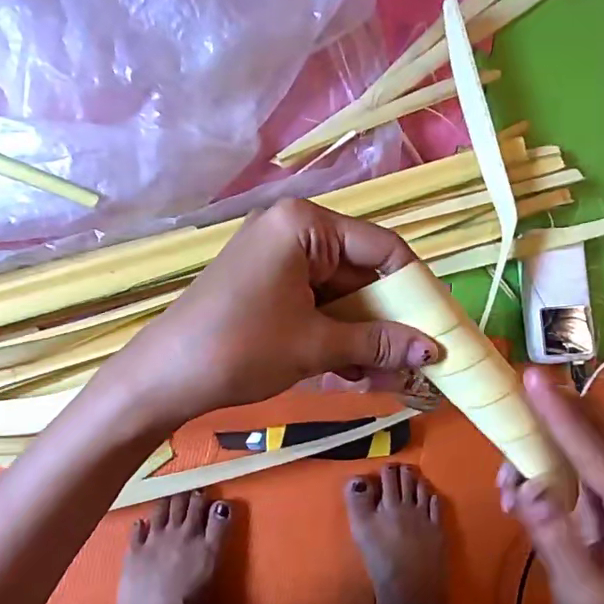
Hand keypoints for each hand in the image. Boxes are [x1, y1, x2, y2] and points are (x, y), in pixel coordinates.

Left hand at [98, 199, 439, 430]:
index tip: (439, 325)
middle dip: (388, 318)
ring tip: (389, 374)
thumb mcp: (316, 345)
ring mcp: (276, 258)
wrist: (163, 378)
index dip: (416, 288)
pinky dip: (335, 333)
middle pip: (361, 270)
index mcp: (305, 225)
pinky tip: (355, 369)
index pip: (382, 247)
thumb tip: (433, 350)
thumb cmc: (241, 348)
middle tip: (417, 356)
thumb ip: (378, 342)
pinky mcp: (265, 285)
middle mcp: (292, 230)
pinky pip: (315, 303)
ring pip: (339, 292)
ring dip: (364, 332)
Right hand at [499, 368, 603, 603]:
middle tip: (509, 403)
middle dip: (553, 412)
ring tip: (507, 485)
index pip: (598, 454)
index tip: (532, 379)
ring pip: (585, 438)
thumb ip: (557, 541)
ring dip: (542, 442)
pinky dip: (543, 460)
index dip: (562, 416)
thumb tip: (527, 489)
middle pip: (599, 428)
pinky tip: (518, 492)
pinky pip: (575, 458)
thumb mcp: (581, 597)